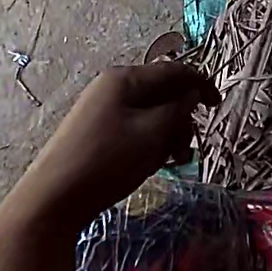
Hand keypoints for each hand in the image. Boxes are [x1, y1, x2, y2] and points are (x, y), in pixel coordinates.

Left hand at [7, 63, 218, 231]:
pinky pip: (135, 127)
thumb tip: (193, 92)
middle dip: (181, 117)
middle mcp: (113, 87)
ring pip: (150, 113)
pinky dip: (151, 141)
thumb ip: (178, 109)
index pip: (173, 70)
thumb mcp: (152, 133)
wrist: (53, 200)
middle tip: (187, 146)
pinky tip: (154, 163)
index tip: (218, 105)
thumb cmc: (107, 161)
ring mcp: (103, 109)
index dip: (200, 84)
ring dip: (168, 133)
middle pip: (162, 92)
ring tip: (171, 160)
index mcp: (125, 78)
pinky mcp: (97, 131)